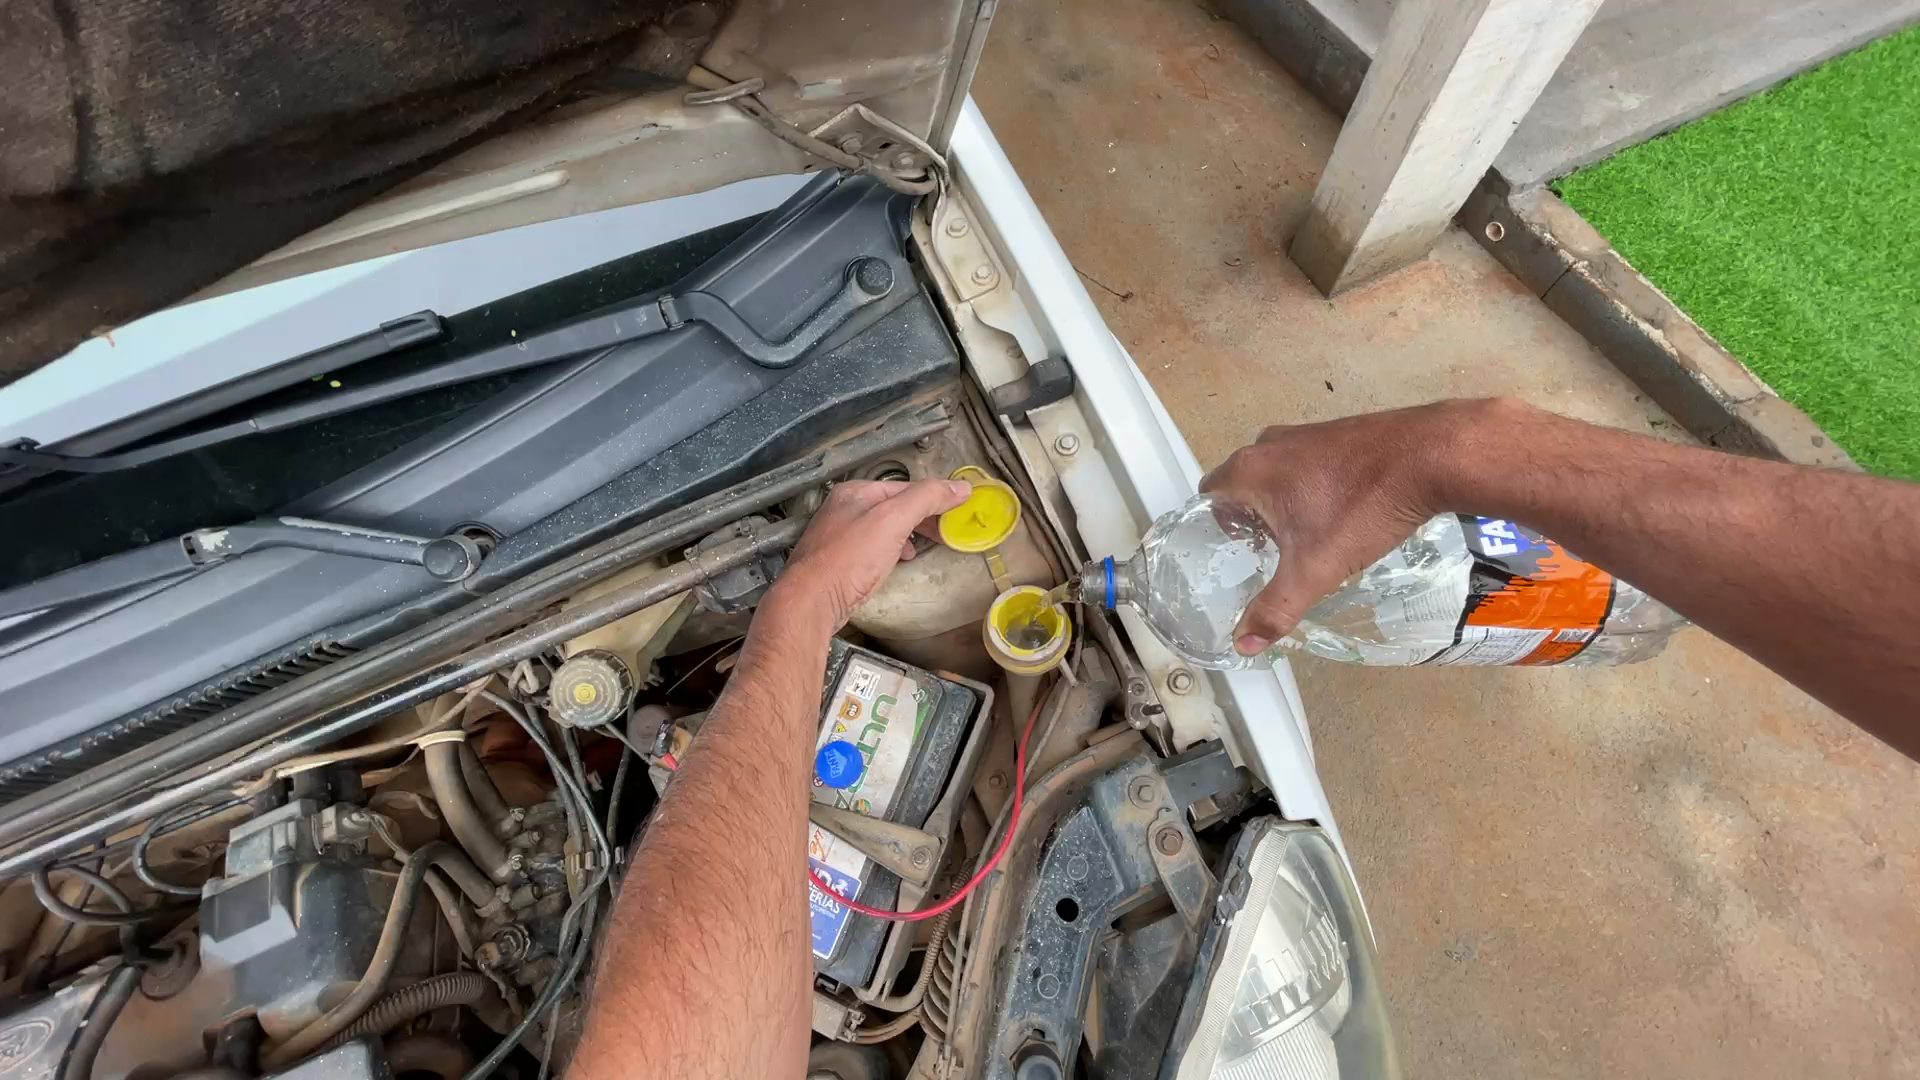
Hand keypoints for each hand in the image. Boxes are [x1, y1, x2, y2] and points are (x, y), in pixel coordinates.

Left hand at [760, 478, 972, 639]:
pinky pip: (874, 548)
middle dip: (924, 517)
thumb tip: (958, 487)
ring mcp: (840, 536)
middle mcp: (845, 510)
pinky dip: (893, 550)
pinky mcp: (840, 561)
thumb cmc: (846, 560)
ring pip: (885, 527)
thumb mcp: (893, 521)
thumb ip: (926, 499)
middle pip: (896, 506)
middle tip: (946, 529)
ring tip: (929, 543)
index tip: (956, 507)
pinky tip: (900, 560)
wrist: (812, 601)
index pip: (907, 487)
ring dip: (910, 533)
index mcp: (856, 493)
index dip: (935, 497)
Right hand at [1199, 400, 1510, 653]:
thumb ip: (1275, 609)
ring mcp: (1303, 433)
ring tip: (1306, 531)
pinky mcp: (1336, 430)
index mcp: (1248, 471)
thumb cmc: (1362, 508)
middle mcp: (1268, 444)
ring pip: (1273, 470)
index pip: (1207, 495)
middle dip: (1248, 514)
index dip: (1215, 525)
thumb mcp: (1314, 569)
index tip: (1239, 549)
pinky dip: (1309, 482)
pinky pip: (1305, 460)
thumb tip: (1243, 644)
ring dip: (1279, 498)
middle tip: (1270, 547)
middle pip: (1239, 483)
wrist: (1432, 455)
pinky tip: (1338, 507)